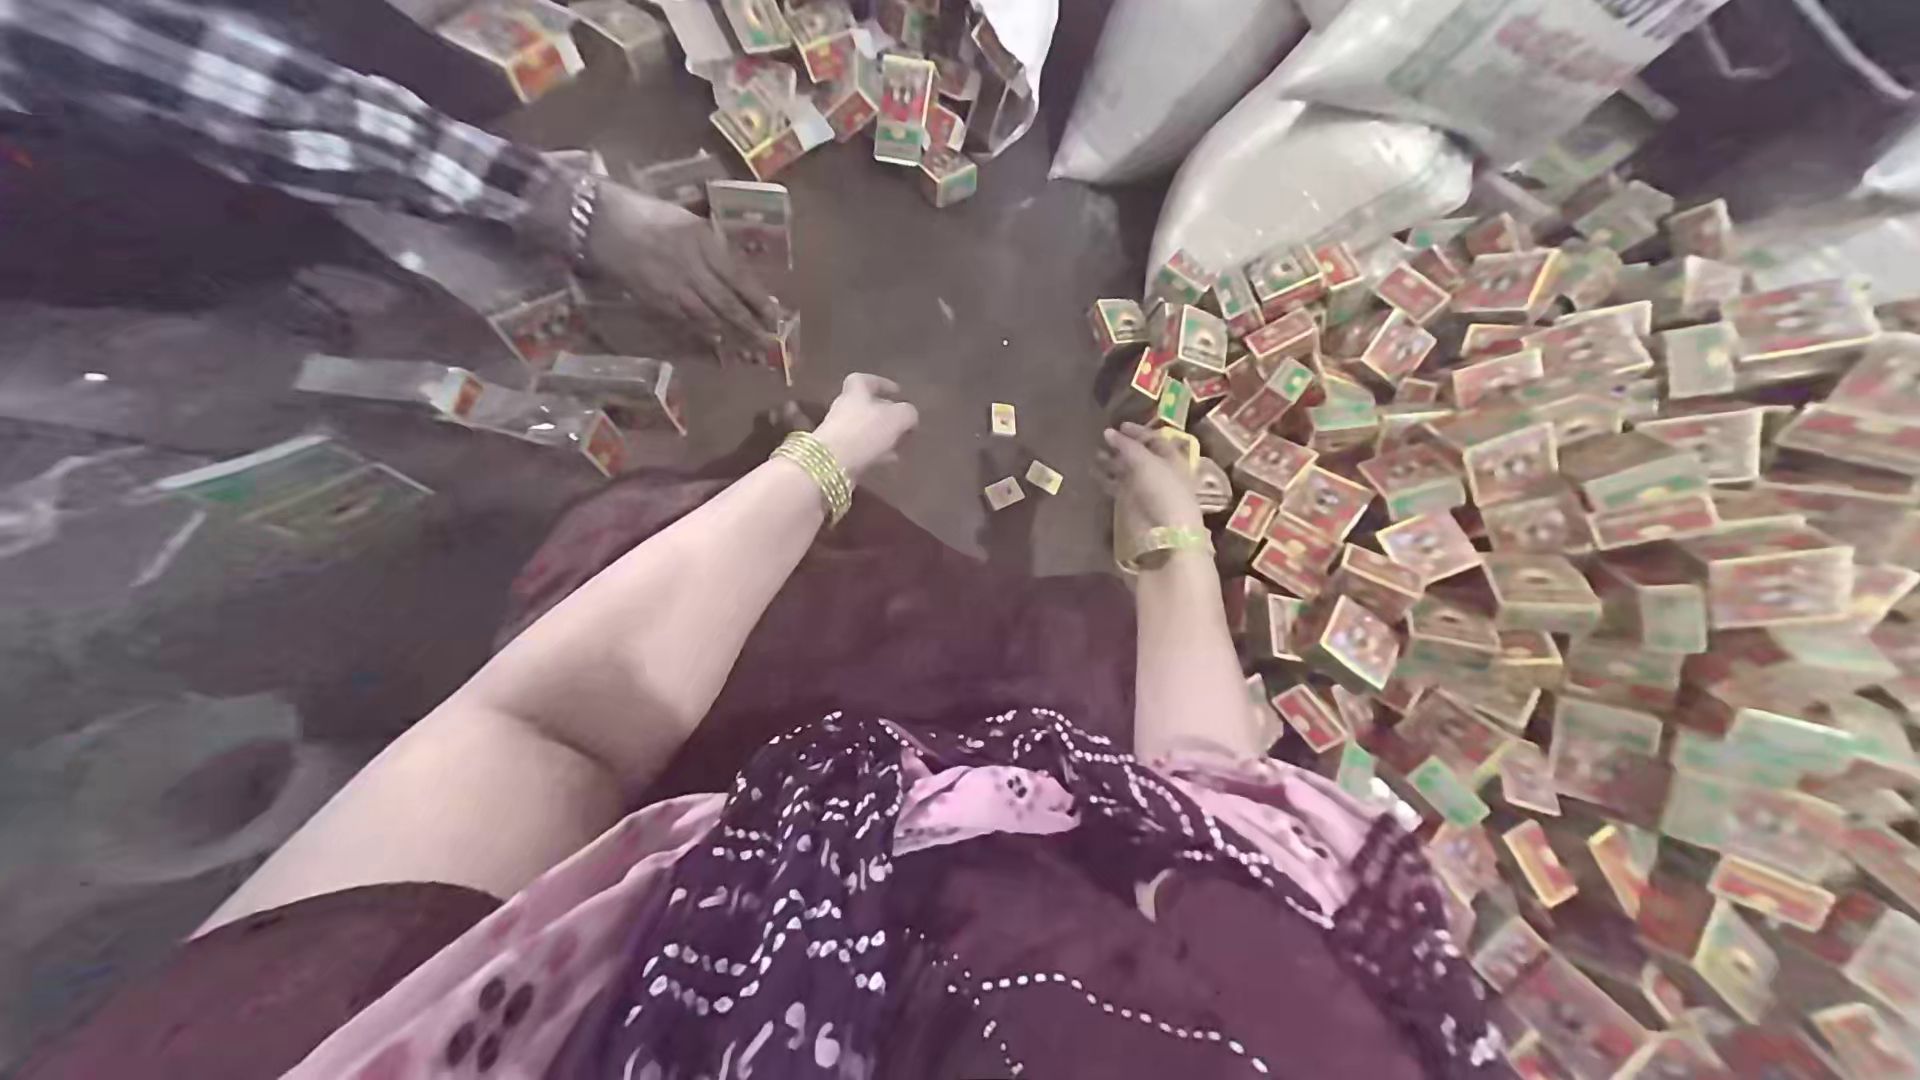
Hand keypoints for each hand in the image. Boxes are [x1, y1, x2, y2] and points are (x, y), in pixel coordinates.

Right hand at [585, 182, 783, 341]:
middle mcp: (691, 265)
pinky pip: (687, 322)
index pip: (739, 278)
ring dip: (732, 337)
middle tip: (769, 344)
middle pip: (727, 304)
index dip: (759, 301)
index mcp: (703, 241)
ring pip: (710, 318)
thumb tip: (741, 275)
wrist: (598, 220)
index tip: (775, 317)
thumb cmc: (646, 214)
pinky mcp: (656, 300)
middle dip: (750, 327)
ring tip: (751, 351)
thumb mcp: (688, 220)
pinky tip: (721, 345)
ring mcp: (673, 286)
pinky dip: (707, 335)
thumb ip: (714, 247)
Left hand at [813, 374, 918, 478]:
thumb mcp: (897, 418)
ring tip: (900, 444)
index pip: (865, 379)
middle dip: (885, 413)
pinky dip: (876, 451)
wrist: (832, 463)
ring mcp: (839, 432)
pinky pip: (861, 448)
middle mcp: (844, 408)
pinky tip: (889, 459)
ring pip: (865, 429)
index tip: (897, 391)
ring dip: (882, 435)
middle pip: (865, 405)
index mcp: (855, 393)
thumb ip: (907, 413)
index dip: (881, 383)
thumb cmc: (865, 432)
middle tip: (901, 422)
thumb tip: (909, 416)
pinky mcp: (838, 453)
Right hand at [1097, 423, 1203, 532]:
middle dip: (1121, 446)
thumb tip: (1108, 432)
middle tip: (1103, 439)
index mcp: (1171, 459)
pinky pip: (1116, 486)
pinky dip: (1105, 478)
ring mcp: (1145, 488)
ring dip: (1111, 461)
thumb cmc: (1162, 490)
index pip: (1155, 440)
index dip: (1138, 431)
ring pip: (1125, 470)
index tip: (1120, 425)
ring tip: (1095, 454)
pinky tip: (1092, 472)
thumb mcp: (1146, 462)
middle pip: (1138, 454)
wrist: (1164, 531)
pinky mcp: (1131, 503)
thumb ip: (1126, 445)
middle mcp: (1158, 471)